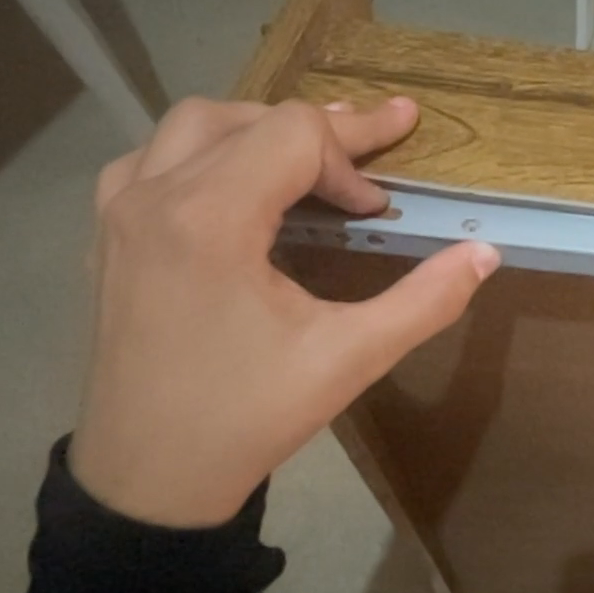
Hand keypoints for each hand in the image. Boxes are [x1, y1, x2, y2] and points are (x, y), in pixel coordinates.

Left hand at [69, 97, 498, 528]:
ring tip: (312, 163)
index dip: (353, 156)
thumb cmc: (251, 414)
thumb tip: (485, 253)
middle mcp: (153, 196)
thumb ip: (426, 300)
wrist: (149, 475)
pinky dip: (210, 154)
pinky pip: (156, 158)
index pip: (293, 134)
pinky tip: (241, 191)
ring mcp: (119, 212)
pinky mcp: (108, 236)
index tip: (382, 210)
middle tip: (371, 157)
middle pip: (246, 116)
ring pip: (194, 126)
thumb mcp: (352, 358)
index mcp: (210, 218)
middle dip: (318, 132)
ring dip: (260, 131)